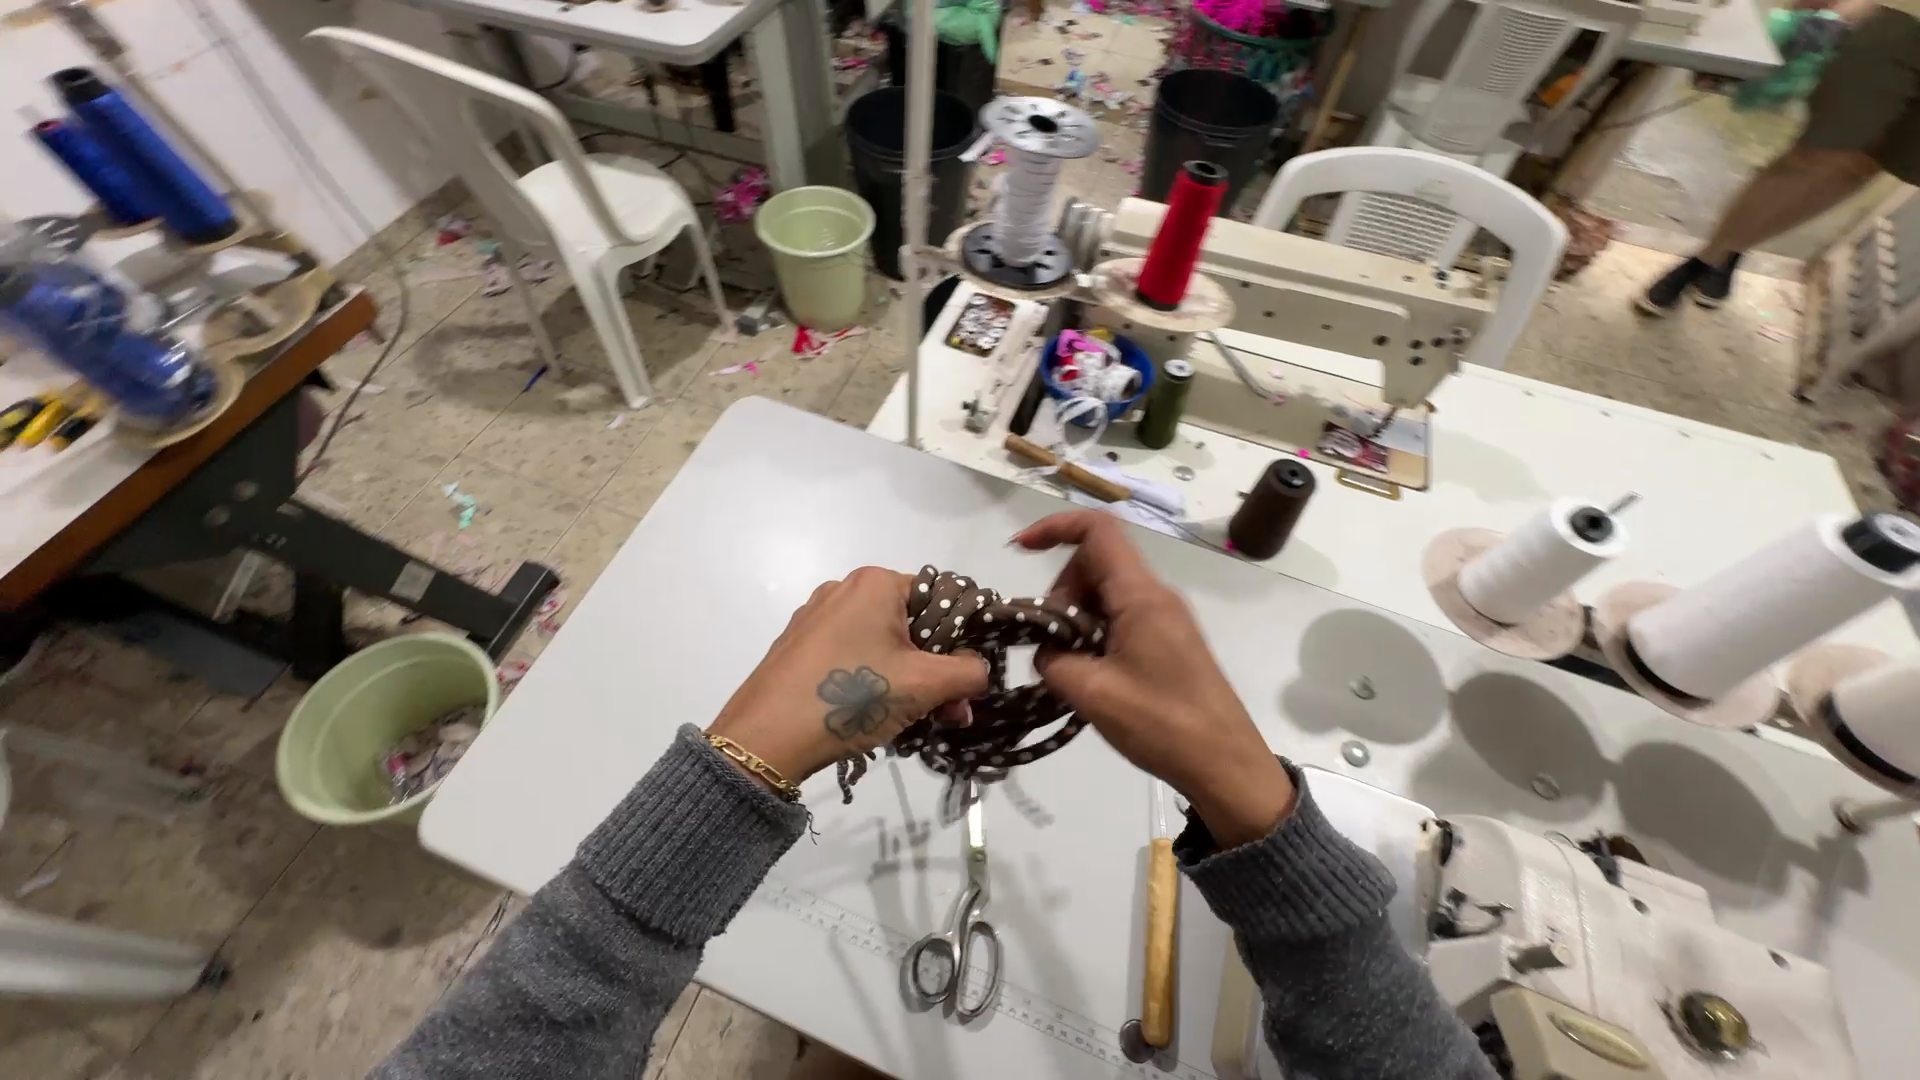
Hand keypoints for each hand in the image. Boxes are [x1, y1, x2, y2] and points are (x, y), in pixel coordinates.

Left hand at [708, 568, 989, 787]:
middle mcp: (844, 591)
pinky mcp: (800, 649)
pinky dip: (876, 683)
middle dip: (938, 669)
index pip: (941, 597)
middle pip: (912, 625)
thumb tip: (980, 670)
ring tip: (922, 722)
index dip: (964, 636)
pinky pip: (855, 658)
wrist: (765, 738)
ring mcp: (817, 620)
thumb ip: (967, 672)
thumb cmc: (851, 695)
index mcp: (875, 583)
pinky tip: (882, 719)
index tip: (973, 675)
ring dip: (911, 681)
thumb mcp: (924, 684)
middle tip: (952, 710)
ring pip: (884, 646)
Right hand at [1013, 512, 1295, 847]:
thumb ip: (1053, 660)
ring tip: (1071, 667)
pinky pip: (1121, 618)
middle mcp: (1156, 596)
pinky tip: (1089, 675)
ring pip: (1106, 593)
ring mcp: (1165, 618)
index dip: (1054, 527)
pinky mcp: (1168, 641)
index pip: (1097, 530)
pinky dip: (1094, 634)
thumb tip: (1046, 650)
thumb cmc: (1163, 725)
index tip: (1019, 550)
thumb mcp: (1093, 693)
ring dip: (1076, 619)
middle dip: (1061, 592)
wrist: (1226, 766)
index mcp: (1141, 596)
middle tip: (1051, 643)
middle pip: (1095, 564)